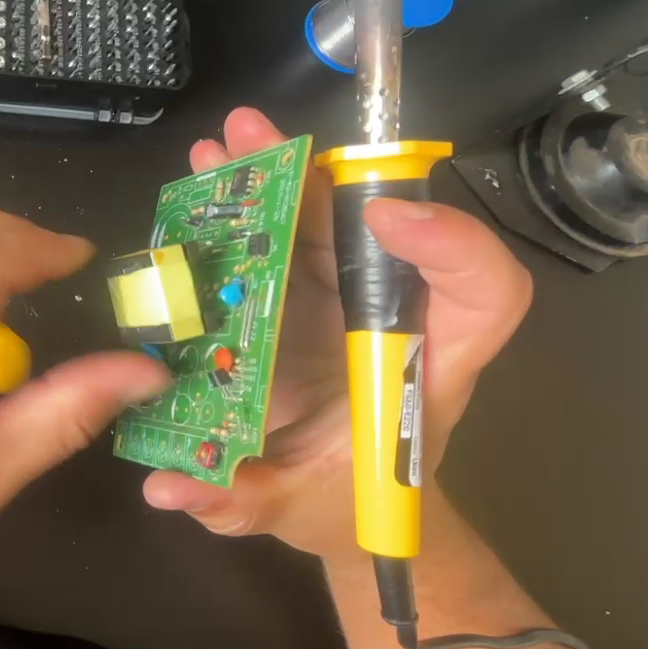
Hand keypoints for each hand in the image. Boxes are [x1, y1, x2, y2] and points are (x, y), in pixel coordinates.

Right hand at [140, 109, 532, 562]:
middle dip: (315, 178)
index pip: (482, 297)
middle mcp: (386, 320)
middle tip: (250, 138)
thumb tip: (165, 487)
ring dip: (268, 177)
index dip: (450, 246)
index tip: (382, 217)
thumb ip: (238, 503)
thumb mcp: (291, 510)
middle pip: (375, 231)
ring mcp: (340, 306)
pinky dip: (242, 212)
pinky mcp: (300, 303)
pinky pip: (278, 245)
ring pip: (319, 224)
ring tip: (214, 147)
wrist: (346, 504)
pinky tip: (200, 190)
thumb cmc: (344, 507)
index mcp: (417, 368)